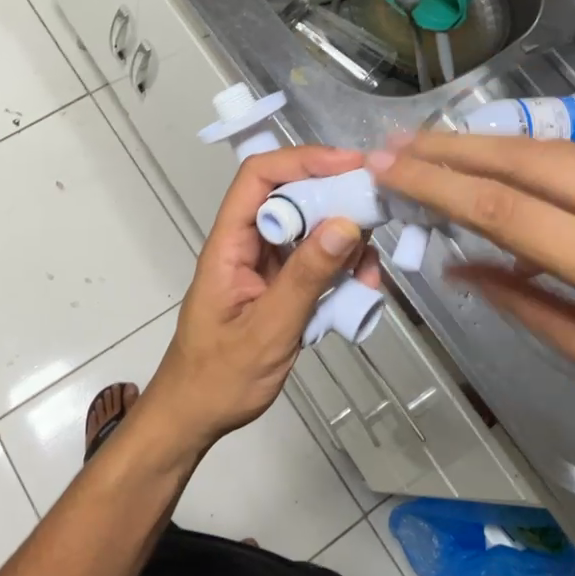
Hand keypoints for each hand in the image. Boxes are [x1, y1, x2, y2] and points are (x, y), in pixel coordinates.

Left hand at [143, 147, 380, 453]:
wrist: (196, 415)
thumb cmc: (220, 376)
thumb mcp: (268, 329)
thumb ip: (306, 277)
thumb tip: (346, 223)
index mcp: (229, 243)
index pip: (258, 177)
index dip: (302, 160)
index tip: (351, 165)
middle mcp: (246, 244)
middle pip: (290, 197)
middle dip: (334, 199)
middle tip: (378, 214)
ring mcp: (264, 265)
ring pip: (308, 229)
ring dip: (343, 239)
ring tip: (369, 269)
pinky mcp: (280, 287)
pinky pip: (314, 262)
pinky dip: (340, 268)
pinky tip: (361, 288)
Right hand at [367, 133, 574, 475]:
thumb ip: (526, 305)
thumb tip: (460, 267)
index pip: (506, 210)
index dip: (436, 184)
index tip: (387, 168)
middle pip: (529, 160)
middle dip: (454, 147)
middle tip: (397, 143)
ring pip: (563, 149)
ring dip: (494, 144)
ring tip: (440, 146)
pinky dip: (544, 159)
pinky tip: (514, 167)